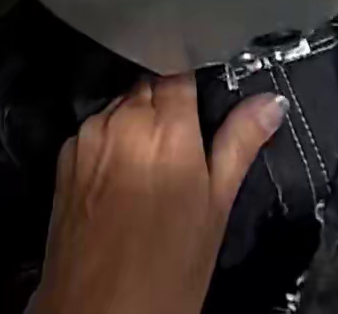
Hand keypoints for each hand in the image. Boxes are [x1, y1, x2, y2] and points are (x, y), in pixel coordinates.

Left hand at [31, 74, 287, 313]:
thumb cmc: (169, 269)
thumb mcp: (216, 205)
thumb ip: (241, 141)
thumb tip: (272, 102)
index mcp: (167, 125)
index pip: (181, 69)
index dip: (194, 78)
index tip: (204, 97)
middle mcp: (124, 118)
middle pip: (150, 82)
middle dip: (167, 99)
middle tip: (183, 138)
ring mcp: (90, 135)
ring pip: (122, 101)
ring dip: (138, 115)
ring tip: (152, 160)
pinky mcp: (65, 155)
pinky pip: (96, 125)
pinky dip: (110, 136)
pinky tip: (122, 174)